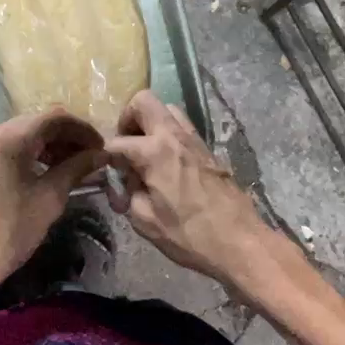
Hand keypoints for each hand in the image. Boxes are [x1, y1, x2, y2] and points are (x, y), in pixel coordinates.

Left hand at [0, 108, 107, 296]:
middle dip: (67, 137)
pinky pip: (8, 145)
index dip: (82, 130)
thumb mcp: (48, 199)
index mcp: (8, 137)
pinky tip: (46, 171)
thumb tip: (101, 155)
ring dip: (49, 145)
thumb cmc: (8, 232)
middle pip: (38, 122)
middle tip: (90, 158)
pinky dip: (30, 152)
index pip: (54, 118)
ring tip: (72, 167)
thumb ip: (75, 169)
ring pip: (23, 133)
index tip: (101, 148)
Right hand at [106, 91, 271, 285]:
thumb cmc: (190, 235)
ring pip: (167, 109)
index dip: (105, 157)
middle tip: (126, 145)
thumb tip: (121, 185)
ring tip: (147, 151)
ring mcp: (193, 139)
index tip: (104, 172)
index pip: (117, 143)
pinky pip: (183, 127)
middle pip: (143, 101)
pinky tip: (168, 164)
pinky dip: (169, 136)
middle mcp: (172, 136)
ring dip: (151, 123)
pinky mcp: (208, 149)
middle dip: (128, 119)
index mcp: (153, 152)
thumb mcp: (146, 222)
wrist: (240, 242)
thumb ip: (126, 196)